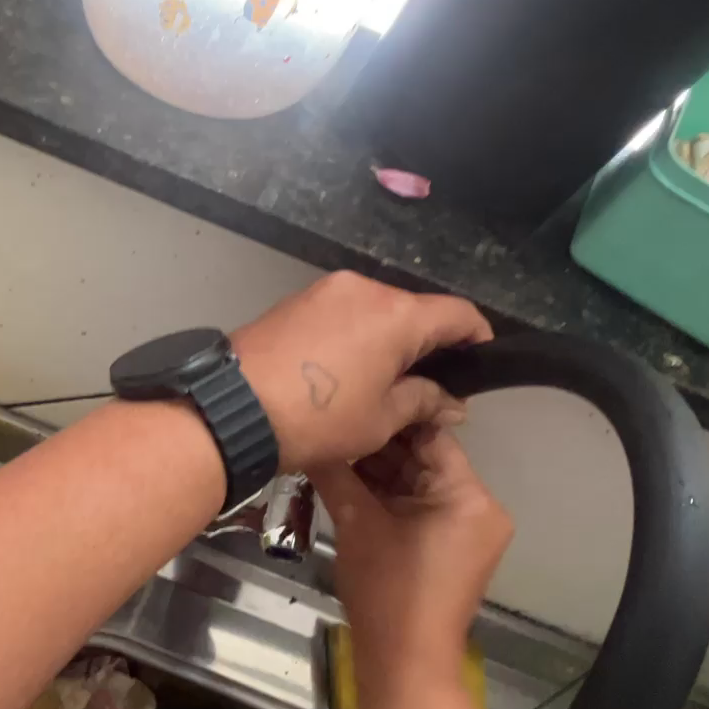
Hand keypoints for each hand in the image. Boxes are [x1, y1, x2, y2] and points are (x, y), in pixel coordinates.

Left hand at [230, 272, 490, 470]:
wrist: (231, 410)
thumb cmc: (316, 420)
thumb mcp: (380, 420)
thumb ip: (423, 401)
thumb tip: (450, 400)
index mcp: (395, 313)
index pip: (457, 314)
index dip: (476, 340)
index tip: (476, 366)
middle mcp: (362, 288)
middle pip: (411, 311)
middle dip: (424, 344)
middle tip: (422, 386)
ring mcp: (322, 291)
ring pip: (372, 311)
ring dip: (383, 340)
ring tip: (377, 382)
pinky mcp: (293, 301)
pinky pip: (338, 313)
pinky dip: (350, 336)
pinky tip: (340, 370)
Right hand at [310, 428, 510, 681]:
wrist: (405, 660)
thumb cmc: (387, 588)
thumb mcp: (357, 523)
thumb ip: (336, 473)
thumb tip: (310, 438)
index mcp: (470, 497)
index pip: (429, 437)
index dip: (387, 420)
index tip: (348, 406)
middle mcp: (479, 507)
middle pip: (422, 460)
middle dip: (376, 450)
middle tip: (331, 432)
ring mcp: (466, 529)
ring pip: (416, 484)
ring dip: (377, 474)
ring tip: (332, 454)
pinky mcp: (450, 546)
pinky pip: (416, 507)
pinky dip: (386, 498)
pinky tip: (347, 483)